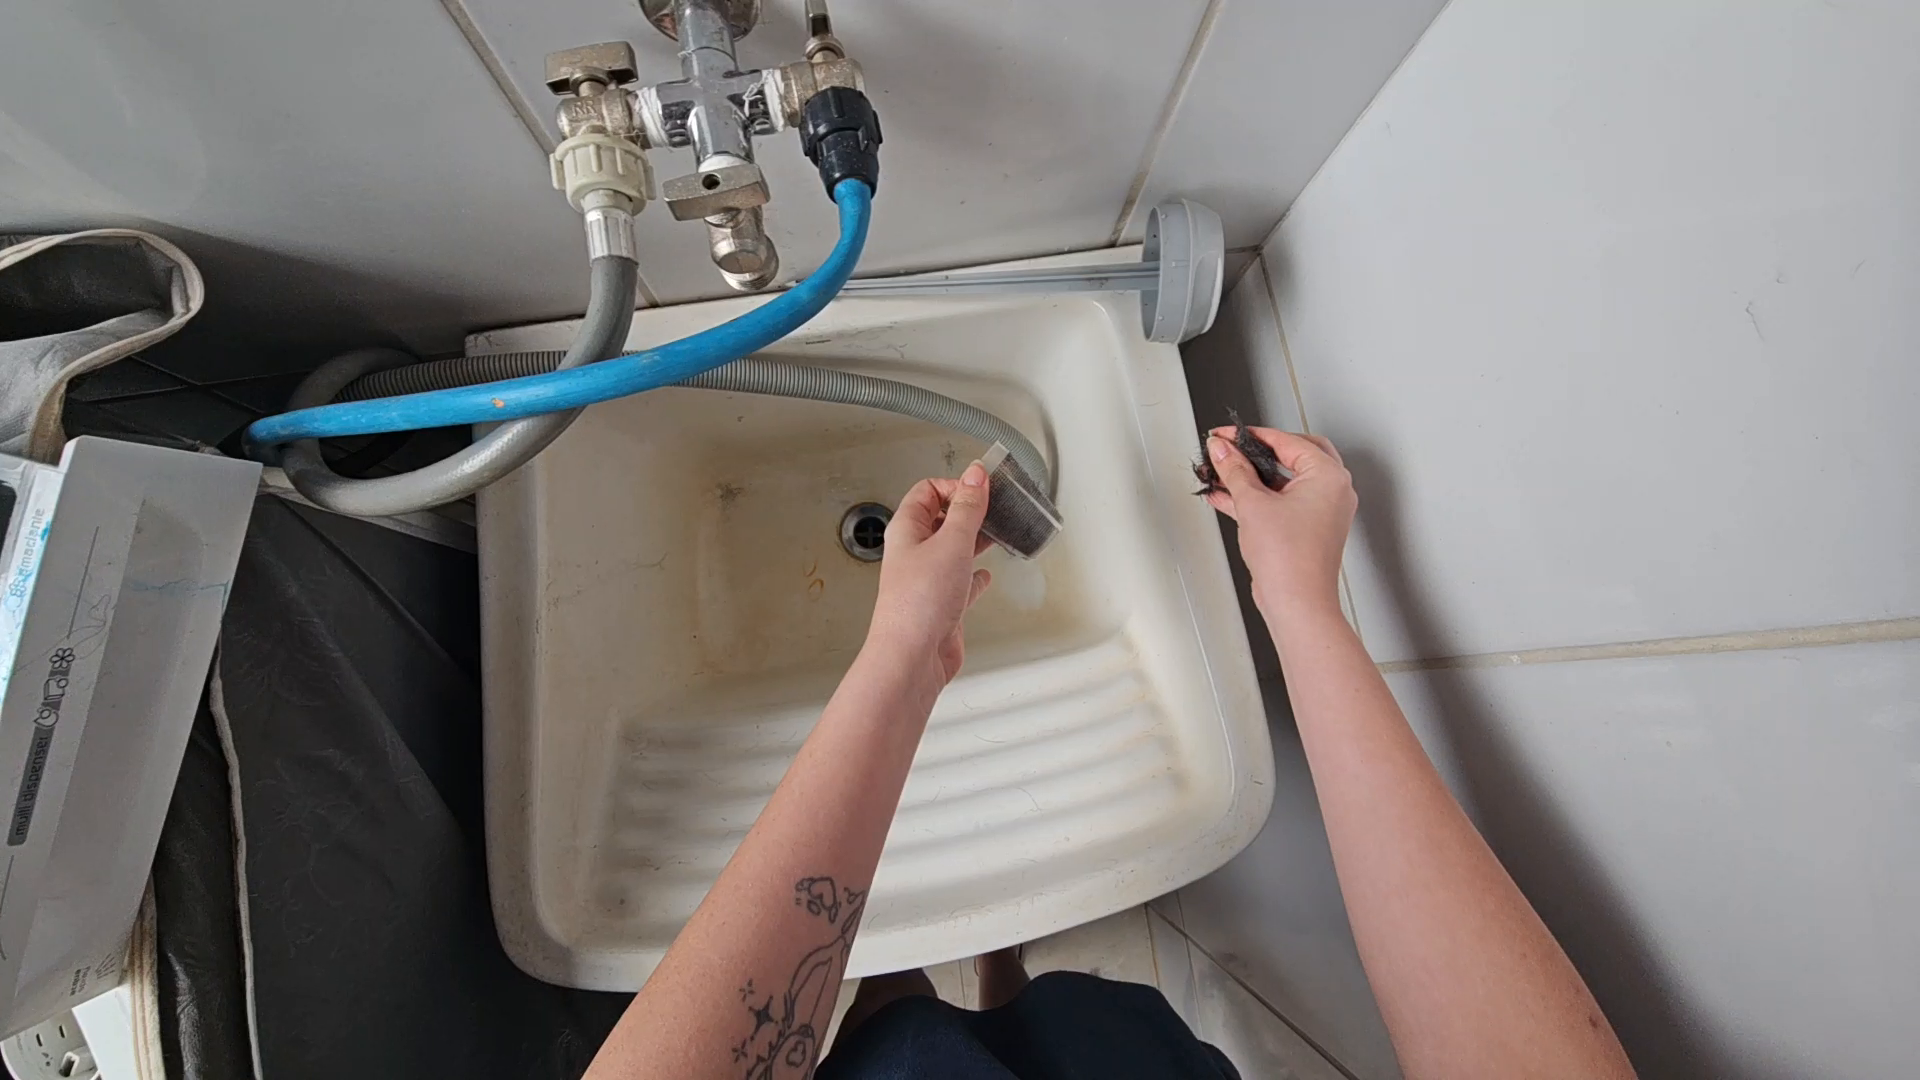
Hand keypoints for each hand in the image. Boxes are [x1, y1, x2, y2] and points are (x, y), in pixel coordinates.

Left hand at [866, 461, 993, 683]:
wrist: (912, 657)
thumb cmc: (918, 603)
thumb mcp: (951, 543)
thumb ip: (967, 508)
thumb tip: (975, 475)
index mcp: (907, 530)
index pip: (928, 490)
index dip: (956, 485)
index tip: (984, 488)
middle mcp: (914, 553)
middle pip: (941, 519)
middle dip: (968, 510)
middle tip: (995, 505)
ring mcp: (928, 580)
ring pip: (953, 549)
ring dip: (974, 539)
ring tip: (997, 530)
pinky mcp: (942, 605)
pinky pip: (960, 582)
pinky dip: (974, 576)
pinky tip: (985, 575)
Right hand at [1204, 427, 1355, 617]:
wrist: (1296, 602)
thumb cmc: (1290, 560)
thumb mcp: (1253, 504)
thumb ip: (1234, 471)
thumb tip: (1223, 450)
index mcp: (1328, 476)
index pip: (1286, 440)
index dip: (1249, 436)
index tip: (1225, 436)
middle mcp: (1331, 490)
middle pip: (1290, 455)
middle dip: (1256, 452)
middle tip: (1230, 449)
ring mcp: (1320, 510)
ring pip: (1282, 480)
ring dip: (1251, 476)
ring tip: (1220, 473)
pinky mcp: (1306, 528)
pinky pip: (1279, 502)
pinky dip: (1255, 497)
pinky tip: (1226, 497)